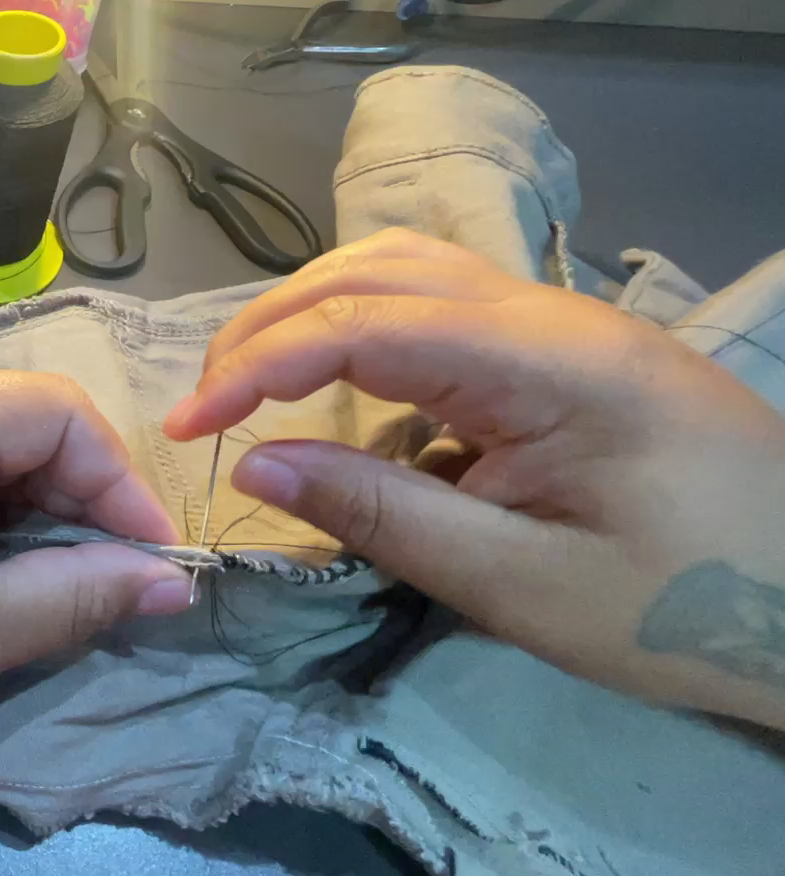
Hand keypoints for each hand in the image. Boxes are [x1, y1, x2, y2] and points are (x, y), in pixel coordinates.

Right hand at [164, 229, 784, 727]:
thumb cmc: (690, 609)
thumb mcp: (518, 582)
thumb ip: (375, 513)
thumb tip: (250, 465)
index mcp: (551, 362)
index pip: (361, 327)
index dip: (255, 369)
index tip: (186, 428)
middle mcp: (547, 314)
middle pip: (366, 271)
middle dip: (263, 329)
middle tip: (206, 402)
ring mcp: (550, 321)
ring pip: (391, 266)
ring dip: (299, 312)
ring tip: (245, 377)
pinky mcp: (544, 346)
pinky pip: (421, 298)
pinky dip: (345, 320)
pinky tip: (324, 372)